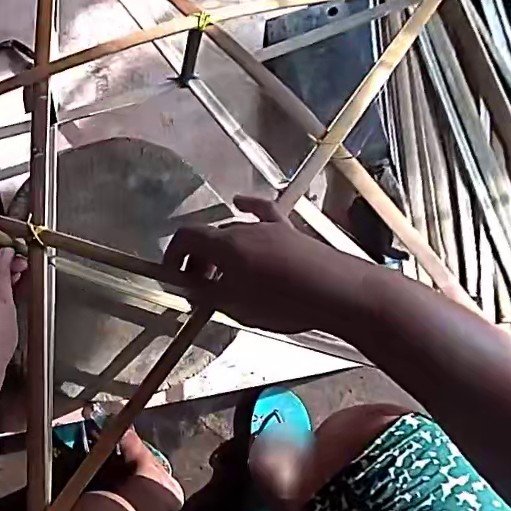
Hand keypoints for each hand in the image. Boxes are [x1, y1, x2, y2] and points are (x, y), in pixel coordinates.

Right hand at [163, 196, 377, 334]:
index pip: (186, 238)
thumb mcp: (238, 307)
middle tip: (197, 286)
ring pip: (234, 232)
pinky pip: (263, 213)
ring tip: (222, 275)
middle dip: (198, 260)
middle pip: (210, 237)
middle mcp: (244, 229)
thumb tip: (192, 288)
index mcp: (226, 246)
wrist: (339, 293)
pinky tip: (240, 204)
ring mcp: (269, 227)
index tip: (171, 275)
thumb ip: (209, 294)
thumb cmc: (285, 304)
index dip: (173, 255)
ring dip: (221, 251)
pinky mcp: (290, 231)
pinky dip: (247, 209)